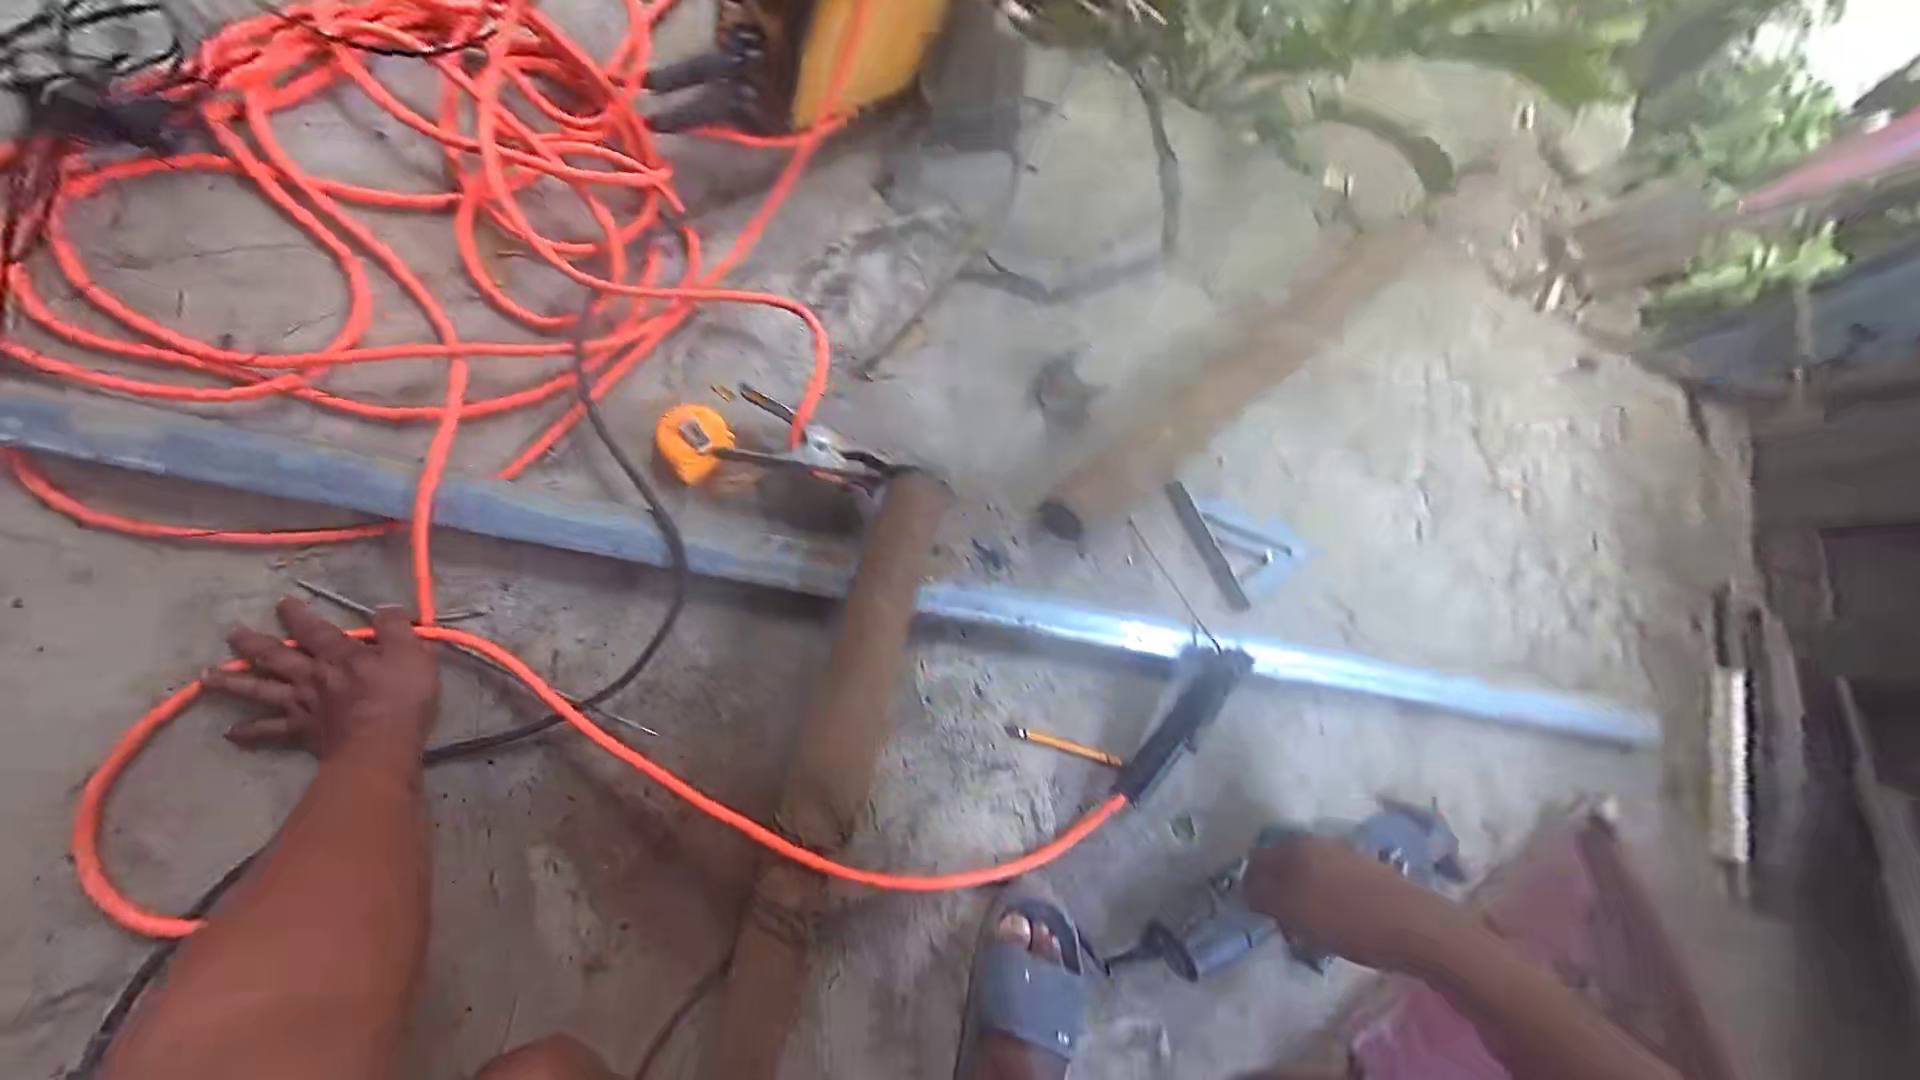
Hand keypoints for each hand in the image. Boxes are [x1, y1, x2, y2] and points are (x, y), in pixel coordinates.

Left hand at [205, 597, 439, 759]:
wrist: (380, 741)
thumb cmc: (402, 695)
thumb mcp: (412, 653)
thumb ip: (396, 629)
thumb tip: (384, 608)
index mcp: (340, 656)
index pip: (315, 630)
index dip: (298, 615)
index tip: (282, 602)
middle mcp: (312, 676)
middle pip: (277, 656)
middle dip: (254, 643)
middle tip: (233, 633)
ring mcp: (302, 704)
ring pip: (260, 690)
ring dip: (233, 682)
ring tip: (208, 676)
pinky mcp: (300, 730)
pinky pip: (268, 730)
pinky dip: (248, 730)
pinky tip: (230, 732)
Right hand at [1244, 831, 1461, 971]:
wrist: (1423, 930)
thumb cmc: (1349, 919)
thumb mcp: (1293, 911)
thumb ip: (1261, 896)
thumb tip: (1244, 889)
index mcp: (1294, 845)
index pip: (1255, 858)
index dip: (1249, 885)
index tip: (1256, 912)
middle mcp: (1316, 841)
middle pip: (1282, 864)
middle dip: (1277, 889)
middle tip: (1282, 921)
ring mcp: (1346, 854)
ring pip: (1308, 873)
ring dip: (1302, 895)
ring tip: (1311, 926)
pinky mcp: (1370, 872)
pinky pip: (1334, 882)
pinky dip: (1327, 899)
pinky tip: (1340, 922)